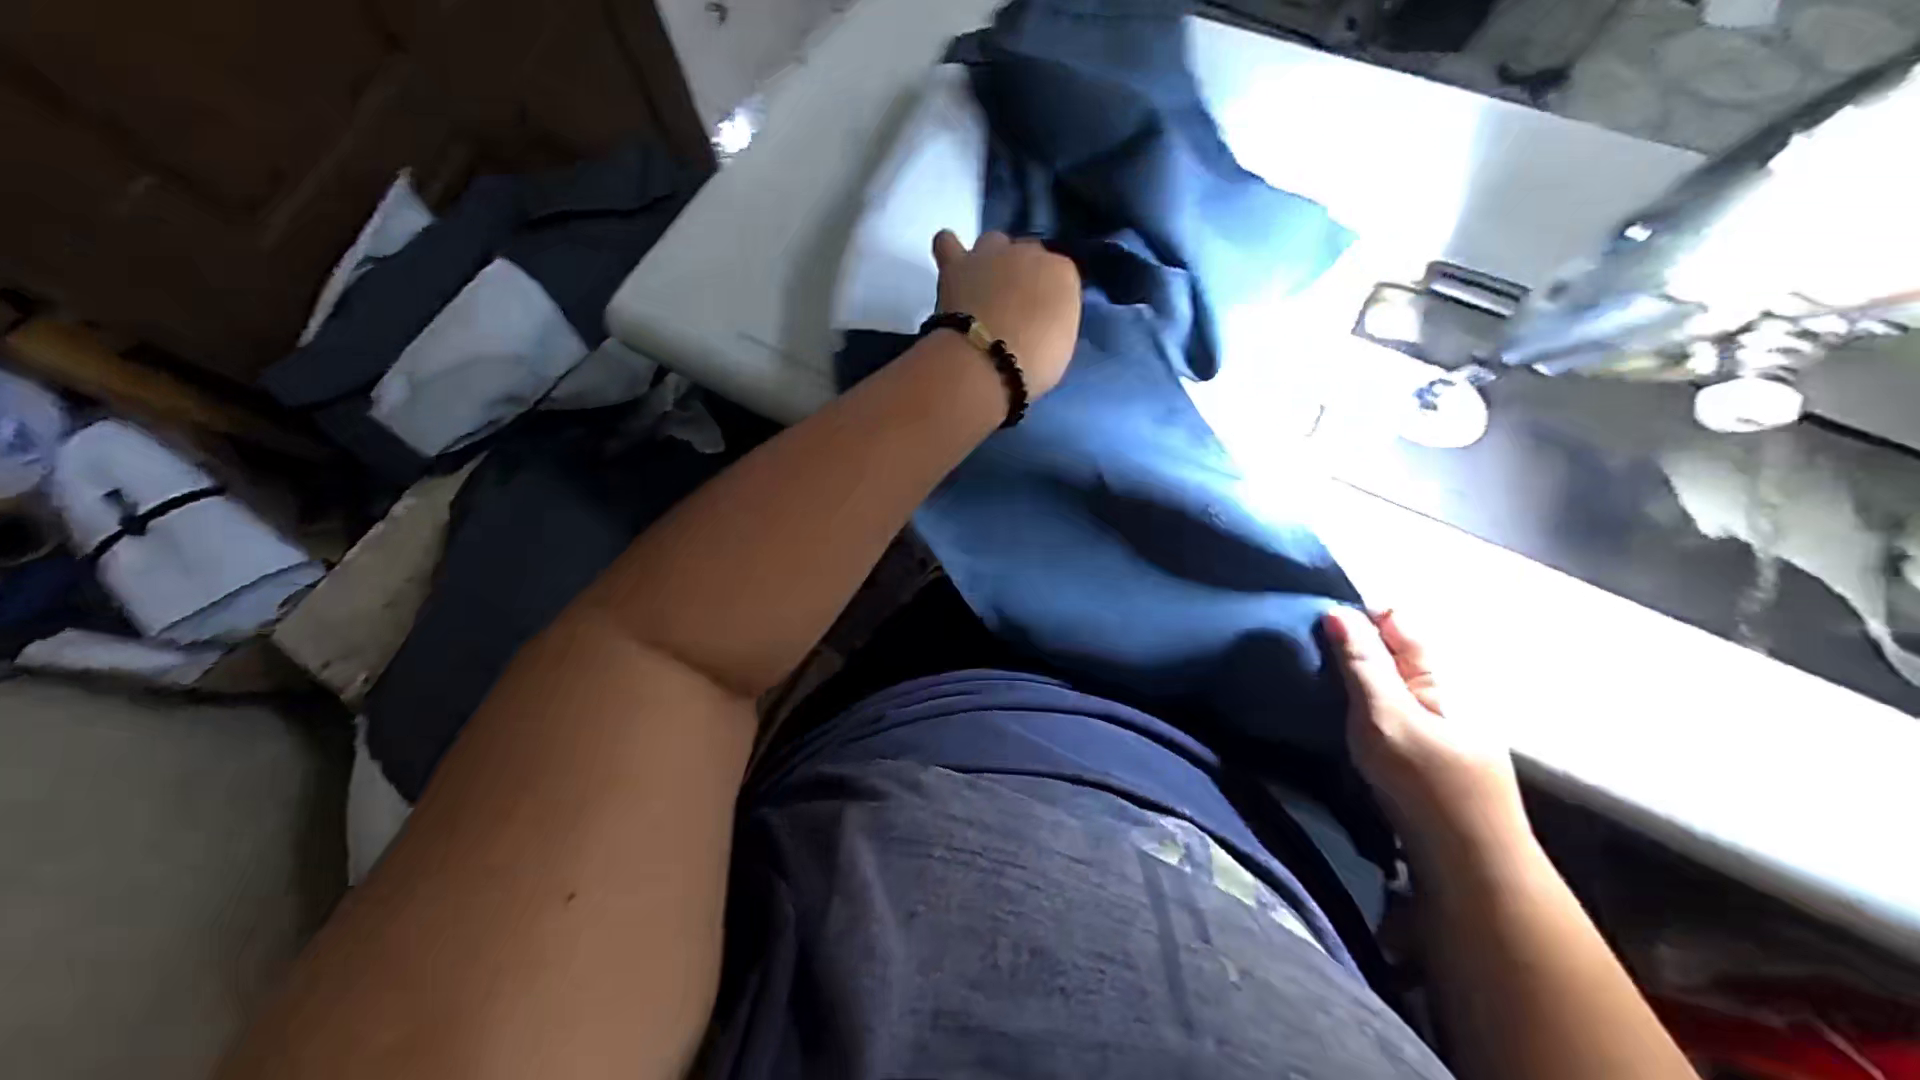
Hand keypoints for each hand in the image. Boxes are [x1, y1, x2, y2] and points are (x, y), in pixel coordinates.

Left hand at [932, 229, 1080, 397]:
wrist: (988, 360)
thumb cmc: (1033, 363)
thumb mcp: (1060, 346)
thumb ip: (1052, 321)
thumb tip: (1037, 321)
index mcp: (1063, 273)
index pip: (1059, 275)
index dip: (1046, 298)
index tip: (1039, 319)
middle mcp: (1029, 252)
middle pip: (1027, 254)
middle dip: (1021, 278)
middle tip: (1012, 309)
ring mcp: (991, 253)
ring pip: (993, 242)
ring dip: (990, 261)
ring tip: (983, 289)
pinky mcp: (955, 264)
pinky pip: (947, 243)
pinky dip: (949, 251)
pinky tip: (952, 267)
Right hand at [1322, 608, 1528, 859]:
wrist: (1466, 862)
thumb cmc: (1426, 786)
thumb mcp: (1386, 717)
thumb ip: (1362, 664)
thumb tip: (1337, 610)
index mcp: (1438, 671)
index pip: (1394, 618)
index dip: (1354, 617)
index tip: (1312, 628)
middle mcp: (1436, 686)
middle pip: (1385, 646)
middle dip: (1345, 645)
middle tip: (1302, 656)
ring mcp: (1429, 716)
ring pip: (1380, 676)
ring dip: (1346, 674)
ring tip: (1308, 680)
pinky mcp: (1416, 742)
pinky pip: (1379, 703)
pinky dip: (1353, 700)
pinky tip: (1330, 710)